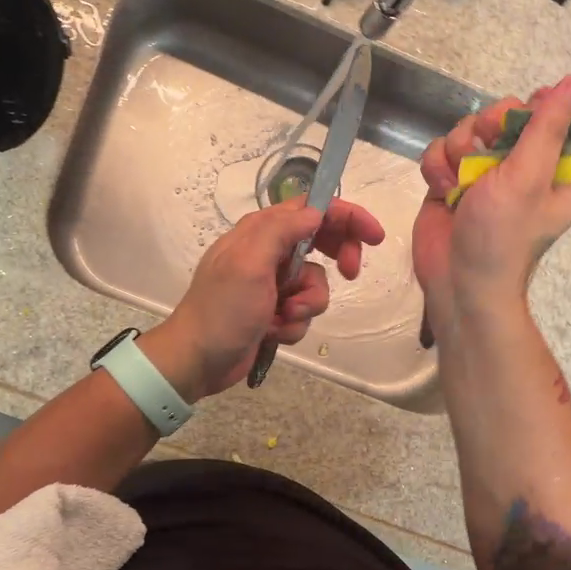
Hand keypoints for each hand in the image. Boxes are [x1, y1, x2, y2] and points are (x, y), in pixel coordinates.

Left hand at [142, 196, 385, 401]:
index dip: (346, 217)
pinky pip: (302, 313)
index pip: (312, 209)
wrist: (197, 360)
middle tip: (349, 274)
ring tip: (281, 317)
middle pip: (320, 245)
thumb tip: (316, 211)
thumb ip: (283, 230)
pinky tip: (272, 333)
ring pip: (315, 285)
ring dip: (306, 305)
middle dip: (336, 262)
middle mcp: (267, 253)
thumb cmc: (222, 311)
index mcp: (259, 232)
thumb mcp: (250, 263)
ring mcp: (270, 286)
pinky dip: (293, 326)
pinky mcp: (272, 314)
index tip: (373, 237)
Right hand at [414, 75, 570, 321]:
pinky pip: (439, 153)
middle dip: (487, 127)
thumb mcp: (529, 177)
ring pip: (466, 131)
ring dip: (456, 151)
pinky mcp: (449, 185)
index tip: (520, 117)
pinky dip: (436, 167)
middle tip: (484, 151)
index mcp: (555, 168)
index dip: (539, 106)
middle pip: (505, 115)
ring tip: (458, 181)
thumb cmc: (501, 236)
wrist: (457, 285)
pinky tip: (440, 190)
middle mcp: (520, 168)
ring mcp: (481, 177)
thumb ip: (548, 125)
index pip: (559, 116)